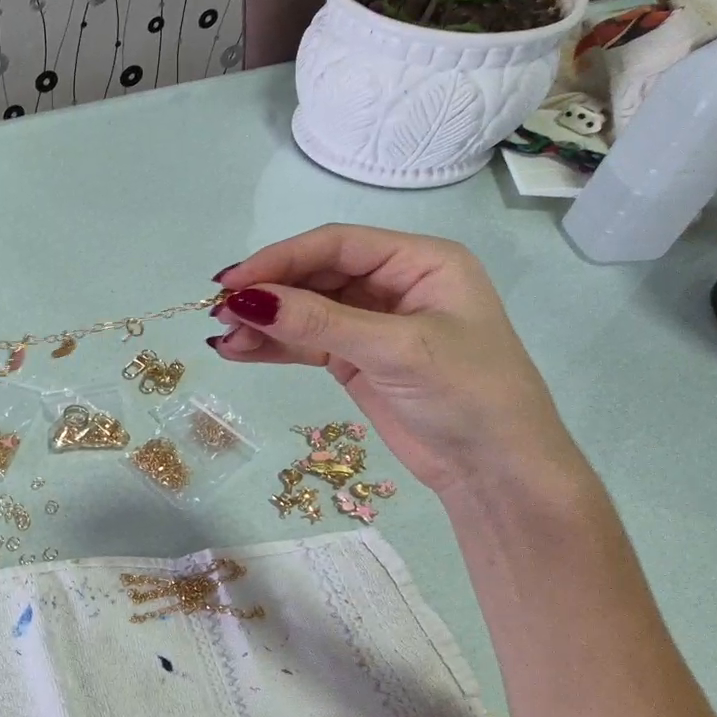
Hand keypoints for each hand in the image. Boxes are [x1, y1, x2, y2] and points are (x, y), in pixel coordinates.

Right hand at [209, 225, 578, 491]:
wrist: (496, 471)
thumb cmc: (469, 395)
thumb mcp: (396, 351)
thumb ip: (319, 322)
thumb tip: (245, 301)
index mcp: (419, 263)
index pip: (336, 245)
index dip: (280, 258)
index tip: (232, 282)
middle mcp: (392, 284)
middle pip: (313, 275)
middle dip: (266, 293)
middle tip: (219, 313)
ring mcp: (370, 323)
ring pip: (302, 309)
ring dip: (262, 322)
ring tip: (224, 340)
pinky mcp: (354, 358)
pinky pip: (303, 342)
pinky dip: (271, 346)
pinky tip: (237, 352)